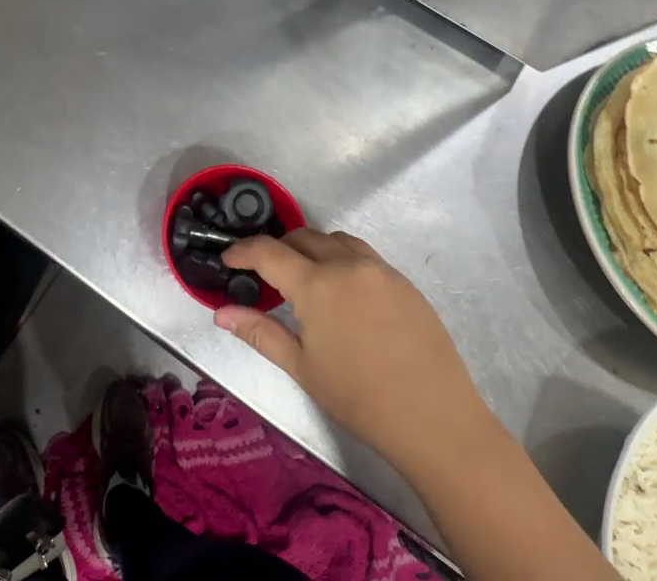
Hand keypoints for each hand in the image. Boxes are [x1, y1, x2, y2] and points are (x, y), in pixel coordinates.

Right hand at [217, 230, 492, 466]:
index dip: (243, 251)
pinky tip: (344, 295)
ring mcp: (382, 271)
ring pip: (337, 241)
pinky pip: (365, 257)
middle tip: (265, 274)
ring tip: (305, 277)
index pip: (268, 251)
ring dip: (313, 248)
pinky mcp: (406, 284)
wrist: (434, 418)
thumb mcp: (301, 367)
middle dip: (277, 248)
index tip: (228, 259)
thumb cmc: (359, 397)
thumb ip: (260, 333)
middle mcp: (348, 265)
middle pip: (303, 237)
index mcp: (317, 284)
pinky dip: (343, 261)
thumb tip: (221, 313)